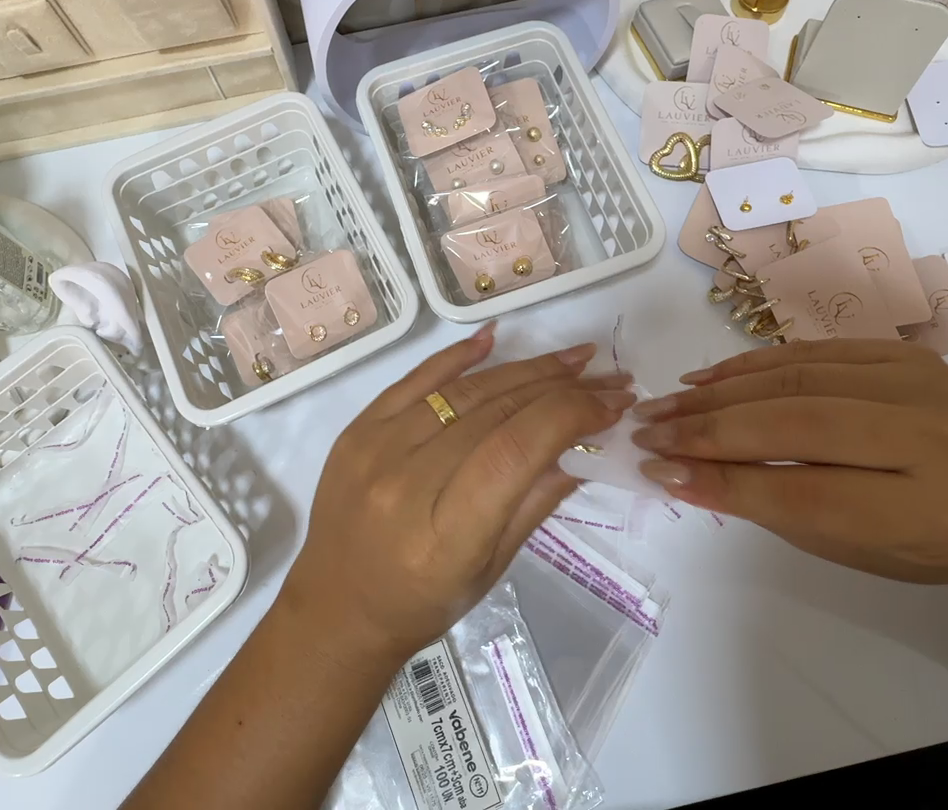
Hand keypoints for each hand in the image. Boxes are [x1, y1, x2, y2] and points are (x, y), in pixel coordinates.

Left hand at [281, 325, 633, 659]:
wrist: (336, 608)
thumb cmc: (421, 604)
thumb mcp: (490, 569)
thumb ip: (535, 503)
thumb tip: (582, 446)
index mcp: (446, 532)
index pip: (517, 450)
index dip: (570, 415)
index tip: (611, 404)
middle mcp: (407, 482)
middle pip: (495, 412)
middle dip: (559, 387)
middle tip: (605, 375)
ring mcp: (375, 449)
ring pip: (462, 391)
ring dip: (523, 369)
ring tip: (570, 360)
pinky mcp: (356, 431)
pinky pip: (413, 380)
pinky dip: (456, 356)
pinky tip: (494, 339)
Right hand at [630, 339, 947, 583]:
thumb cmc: (916, 544)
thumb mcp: (843, 545)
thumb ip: (764, 503)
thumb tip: (674, 472)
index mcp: (936, 511)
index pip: (808, 492)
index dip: (725, 480)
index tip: (657, 470)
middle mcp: (943, 439)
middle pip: (802, 422)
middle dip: (711, 428)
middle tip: (649, 432)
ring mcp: (928, 385)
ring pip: (798, 378)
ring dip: (719, 392)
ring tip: (665, 407)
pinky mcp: (908, 354)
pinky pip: (811, 351)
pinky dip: (750, 365)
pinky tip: (706, 380)